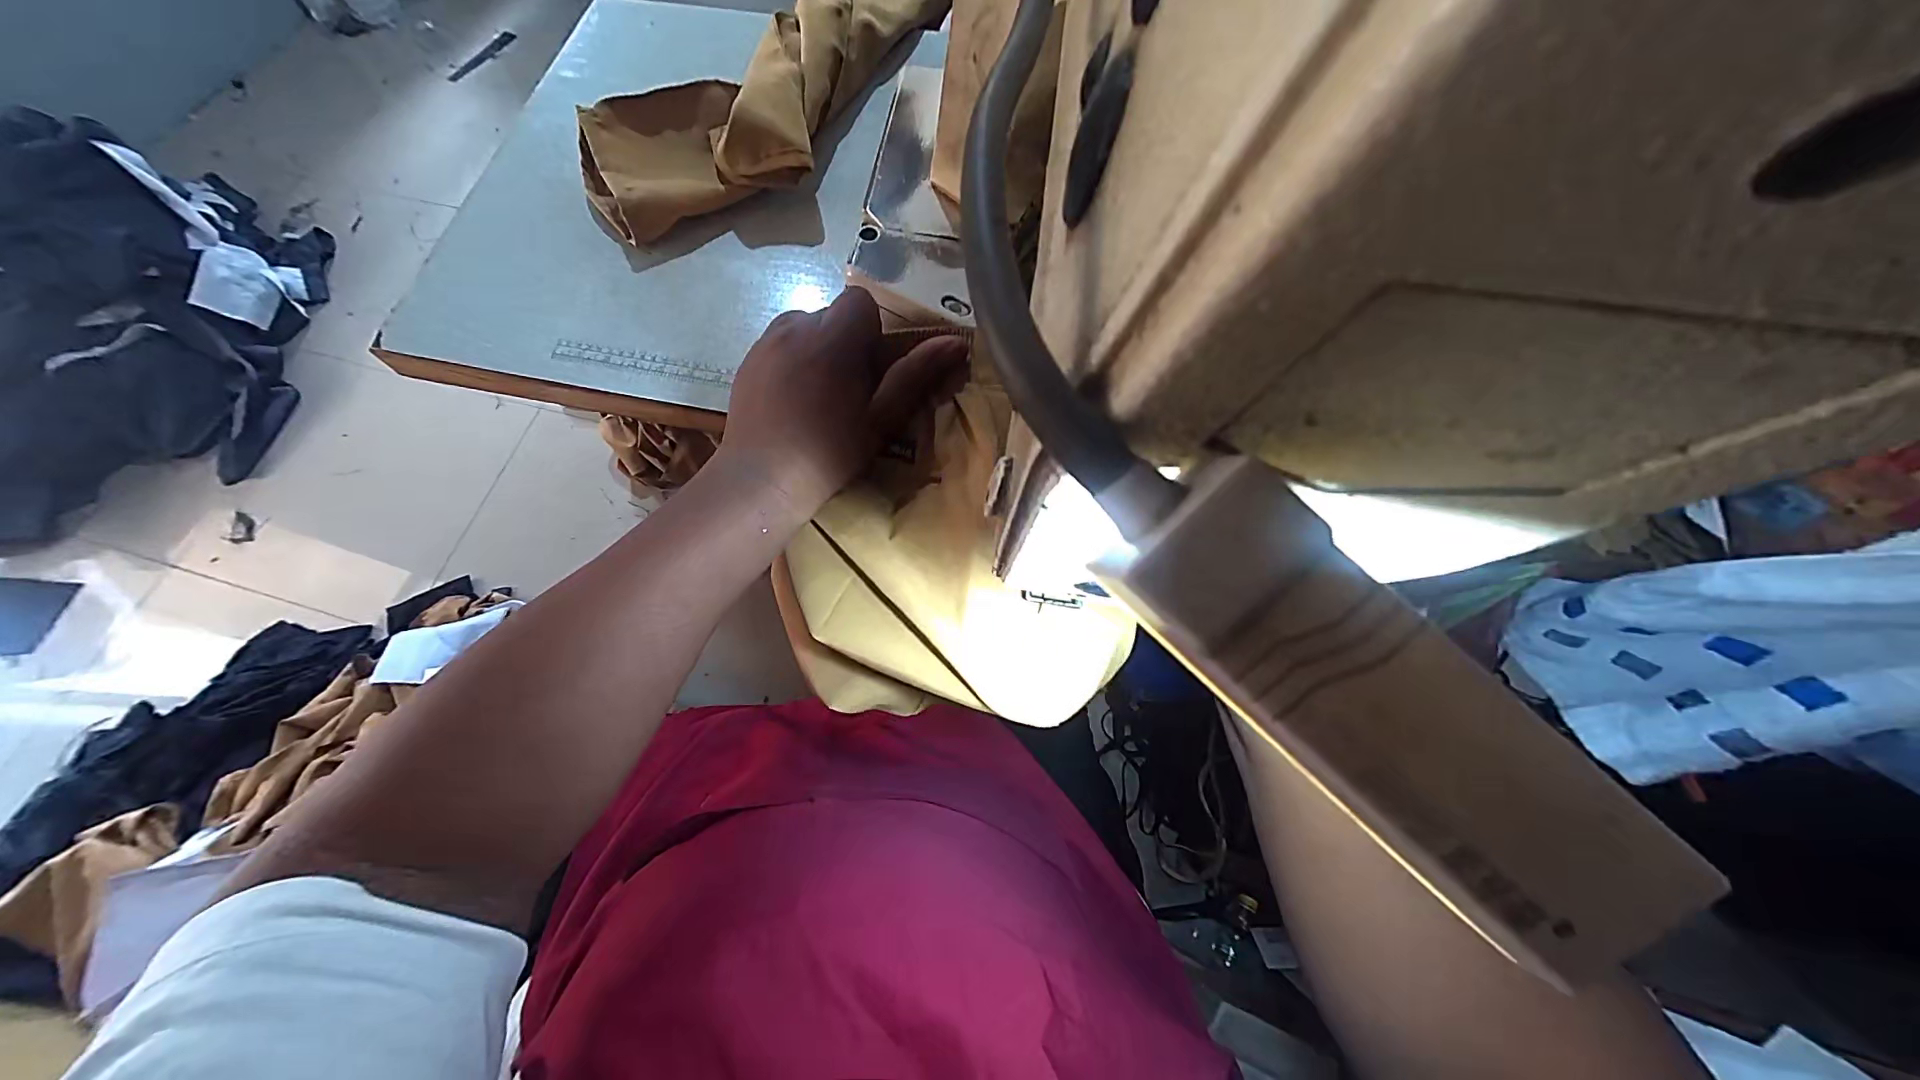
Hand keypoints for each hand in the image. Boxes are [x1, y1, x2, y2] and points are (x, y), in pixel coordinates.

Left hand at [722, 286, 969, 513]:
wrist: (761, 480)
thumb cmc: (829, 454)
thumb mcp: (880, 419)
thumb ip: (915, 375)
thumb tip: (955, 342)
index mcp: (833, 340)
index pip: (860, 301)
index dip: (872, 331)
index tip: (872, 370)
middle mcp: (795, 328)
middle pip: (832, 315)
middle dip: (846, 342)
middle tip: (849, 390)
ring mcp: (765, 343)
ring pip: (804, 328)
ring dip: (819, 350)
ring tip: (819, 395)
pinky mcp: (747, 361)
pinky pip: (780, 345)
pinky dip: (793, 361)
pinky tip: (793, 402)